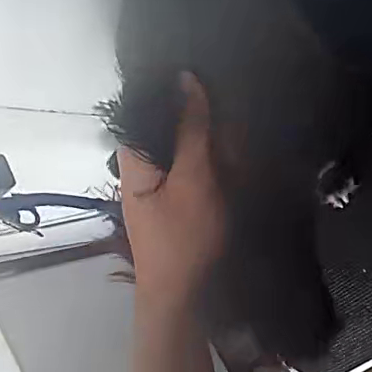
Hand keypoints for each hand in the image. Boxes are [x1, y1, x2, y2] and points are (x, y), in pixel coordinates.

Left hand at [120, 73, 226, 303]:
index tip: (213, 77)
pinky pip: (194, 166)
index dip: (180, 88)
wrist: (181, 294)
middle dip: (205, 122)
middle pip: (171, 121)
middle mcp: (141, 160)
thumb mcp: (193, 182)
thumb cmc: (183, 240)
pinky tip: (233, 170)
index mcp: (134, 152)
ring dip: (215, 145)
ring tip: (237, 153)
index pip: (150, 100)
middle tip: (233, 132)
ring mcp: (158, 179)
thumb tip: (187, 79)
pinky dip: (214, 165)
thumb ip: (192, 132)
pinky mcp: (175, 195)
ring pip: (187, 144)